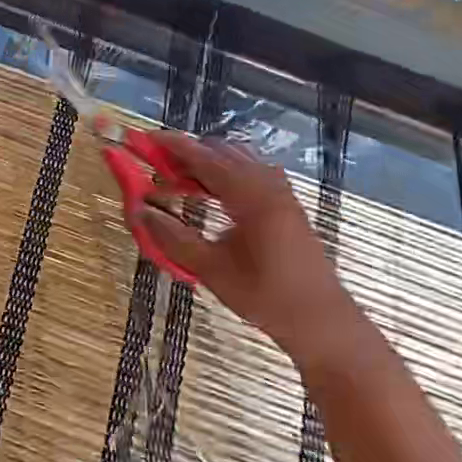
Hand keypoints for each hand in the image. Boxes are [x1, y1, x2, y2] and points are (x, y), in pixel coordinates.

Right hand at [136, 133, 368, 369]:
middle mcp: (268, 186)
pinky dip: (224, 175)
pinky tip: (208, 197)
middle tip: (156, 169)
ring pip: (238, 161)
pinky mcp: (285, 206)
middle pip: (222, 152)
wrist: (322, 322)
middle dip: (187, 154)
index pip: (205, 158)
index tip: (145, 138)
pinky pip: (250, 174)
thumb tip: (139, 211)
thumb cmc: (267, 297)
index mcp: (251, 197)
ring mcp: (281, 194)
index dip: (173, 146)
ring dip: (206, 164)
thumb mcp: (211, 269)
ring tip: (177, 183)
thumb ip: (173, 237)